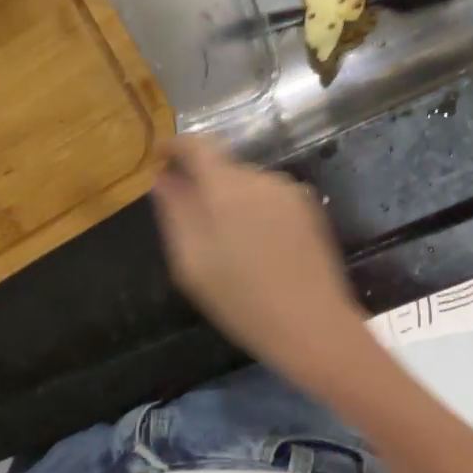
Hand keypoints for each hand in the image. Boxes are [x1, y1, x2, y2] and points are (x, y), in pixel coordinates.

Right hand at [150, 135, 370, 376]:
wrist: (313, 327)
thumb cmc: (241, 301)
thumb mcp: (192, 263)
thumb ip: (175, 212)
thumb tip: (162, 178)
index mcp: (227, 187)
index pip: (197, 145)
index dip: (174, 147)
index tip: (158, 158)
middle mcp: (262, 178)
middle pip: (223, 167)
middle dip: (202, 186)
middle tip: (189, 226)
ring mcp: (291, 193)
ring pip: (247, 185)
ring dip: (230, 202)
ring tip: (225, 247)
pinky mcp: (311, 211)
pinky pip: (270, 200)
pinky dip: (255, 213)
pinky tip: (255, 251)